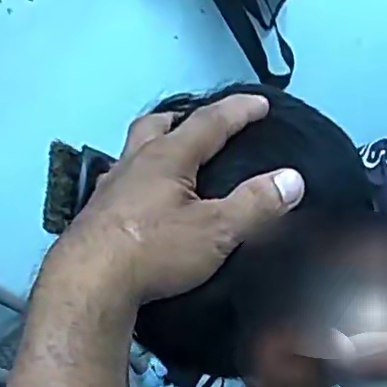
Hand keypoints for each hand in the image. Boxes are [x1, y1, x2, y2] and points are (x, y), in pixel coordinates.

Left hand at [49, 94, 305, 305]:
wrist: (93, 282)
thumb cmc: (155, 251)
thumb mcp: (217, 229)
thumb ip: (256, 204)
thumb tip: (292, 179)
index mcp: (167, 159)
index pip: (208, 124)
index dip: (238, 112)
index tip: (259, 104)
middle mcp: (135, 165)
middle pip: (158, 126)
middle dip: (184, 118)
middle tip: (201, 121)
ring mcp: (112, 190)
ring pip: (134, 153)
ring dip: (154, 147)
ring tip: (171, 158)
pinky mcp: (99, 218)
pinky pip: (121, 186)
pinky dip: (138, 183)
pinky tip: (143, 201)